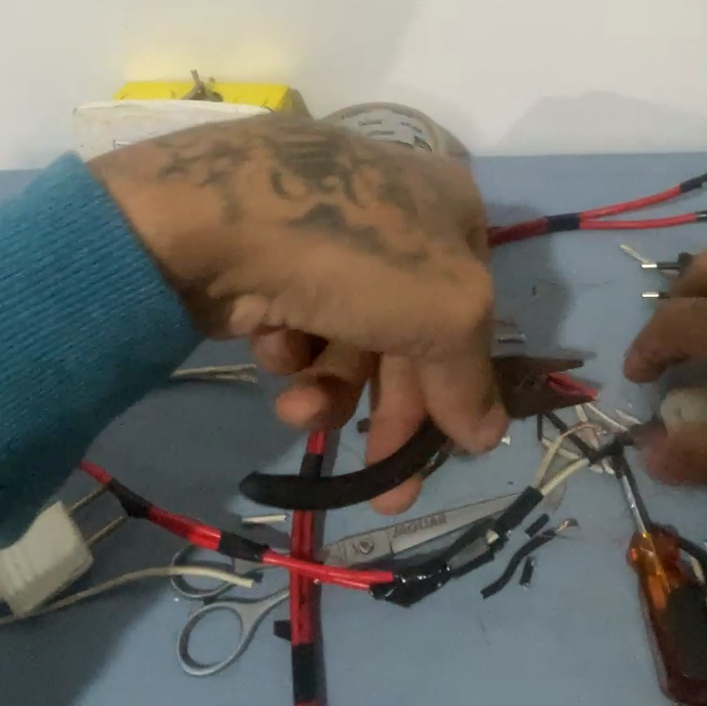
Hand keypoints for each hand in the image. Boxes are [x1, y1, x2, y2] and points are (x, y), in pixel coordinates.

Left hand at [90, 115, 505, 512]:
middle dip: (391, 415)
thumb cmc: (359, 254)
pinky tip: (267, 337)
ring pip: (348, 336)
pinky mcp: (266, 255)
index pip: (467, 314)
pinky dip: (288, 341)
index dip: (456, 387)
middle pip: (406, 335)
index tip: (438, 451)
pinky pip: (296, 315)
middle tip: (383, 495)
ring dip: (329, 387)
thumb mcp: (446, 314)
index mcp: (449, 211)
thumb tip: (486, 433)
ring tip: (296, 409)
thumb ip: (471, 378)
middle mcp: (391, 219)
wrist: (220, 210)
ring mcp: (324, 234)